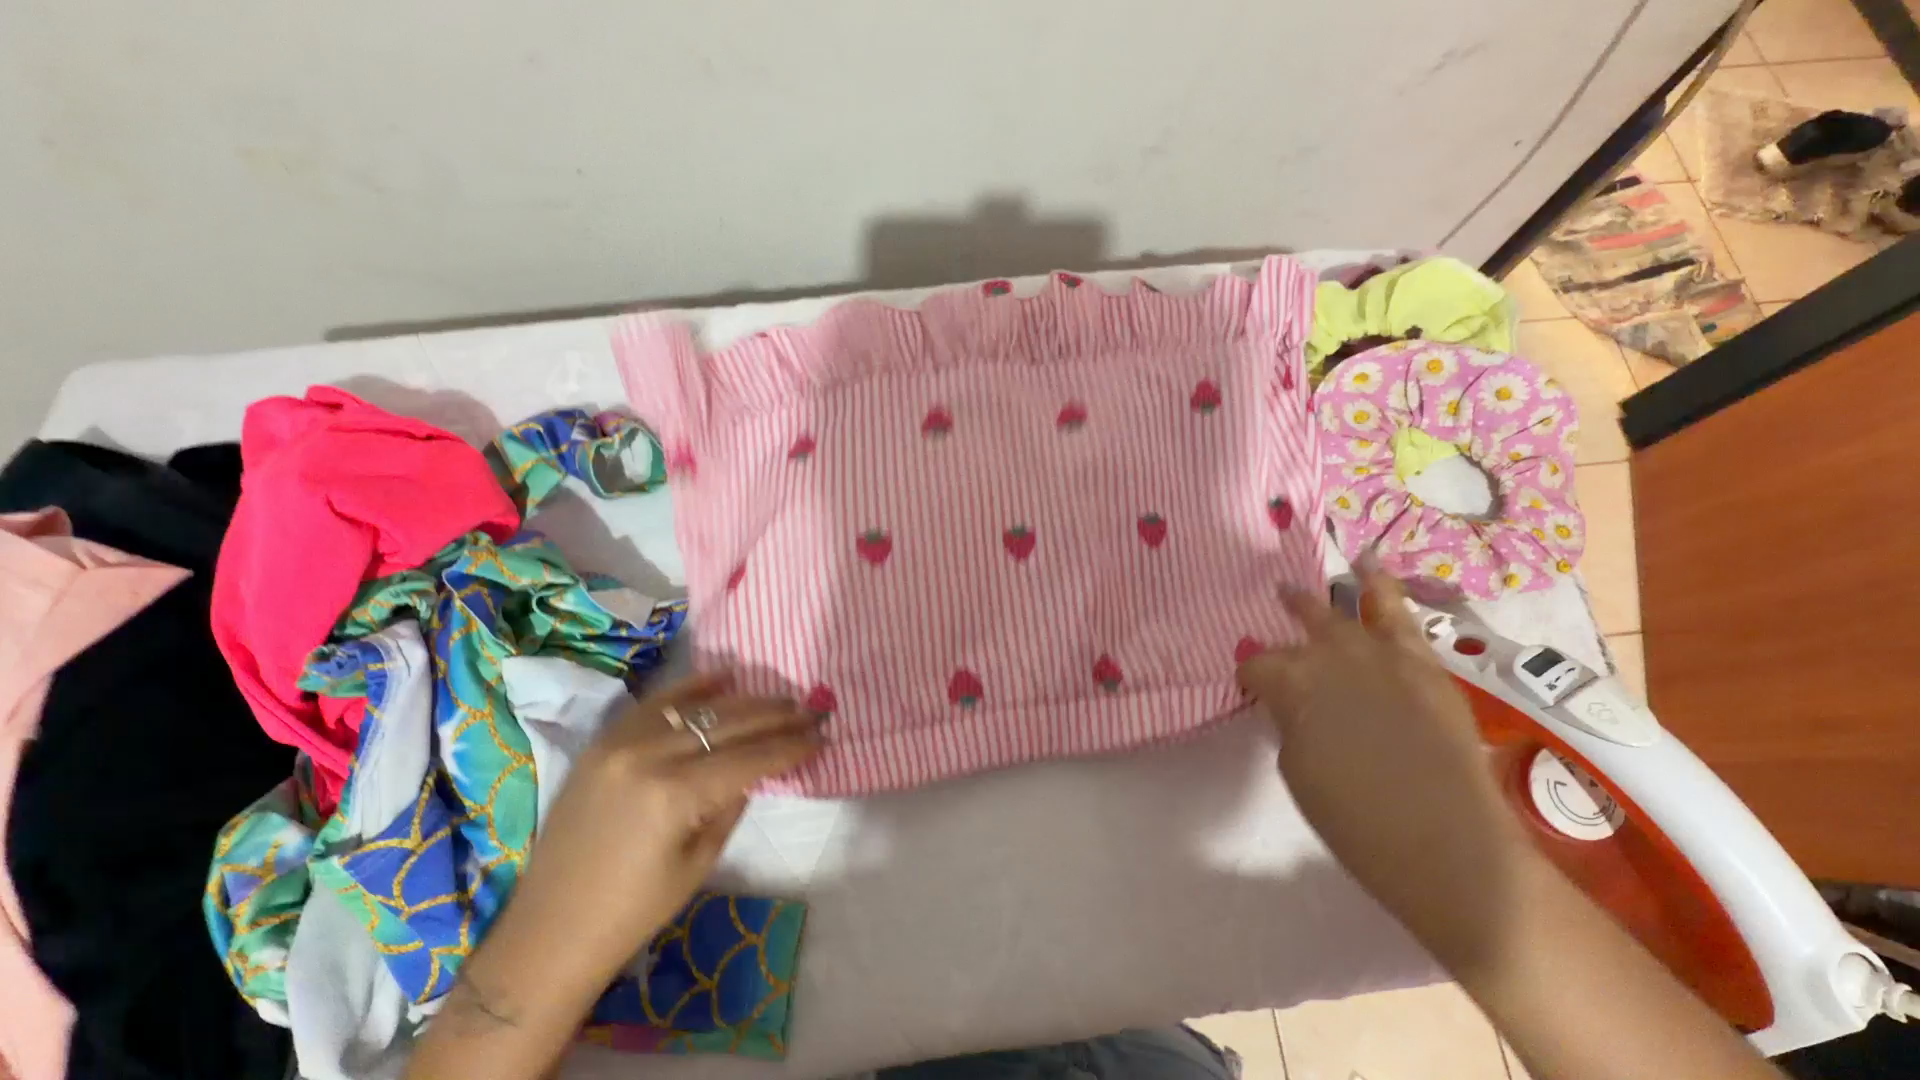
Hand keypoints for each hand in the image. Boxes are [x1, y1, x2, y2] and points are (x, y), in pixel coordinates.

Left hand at [409, 672, 820, 1079]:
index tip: (822, 735)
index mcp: (676, 794)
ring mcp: (620, 743)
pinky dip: (689, 689)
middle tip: (811, 710)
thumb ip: (731, 804)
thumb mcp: (699, 861)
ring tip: (779, 698)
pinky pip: (653, 704)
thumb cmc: (634, 911)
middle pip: (727, 723)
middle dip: (775, 716)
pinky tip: (721, 679)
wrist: (552, 927)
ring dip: (742, 701)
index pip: (751, 757)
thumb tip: (760, 766)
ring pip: (695, 708)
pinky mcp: (601, 743)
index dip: (791, 745)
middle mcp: (649, 755)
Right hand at [1236, 564, 1532, 965]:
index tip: (1253, 695)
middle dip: (1280, 631)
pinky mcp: (1424, 663)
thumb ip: (1292, 725)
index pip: (1257, 667)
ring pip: (1345, 613)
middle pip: (1297, 634)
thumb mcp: (1298, 771)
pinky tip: (1370, 571)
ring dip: (1319, 601)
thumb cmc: (1355, 820)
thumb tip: (1295, 707)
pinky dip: (1382, 589)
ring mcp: (1382, 654)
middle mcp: (1332, 656)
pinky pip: (1399, 615)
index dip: (1251, 680)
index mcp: (1291, 684)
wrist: (1446, 841)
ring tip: (1301, 589)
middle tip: (1269, 635)